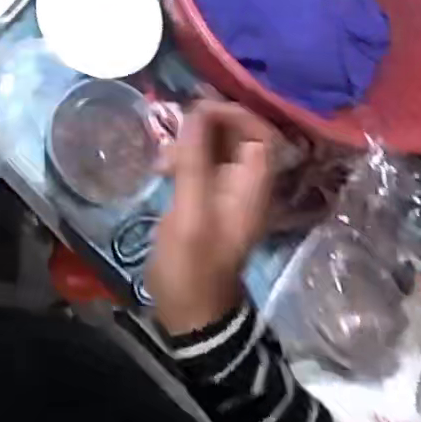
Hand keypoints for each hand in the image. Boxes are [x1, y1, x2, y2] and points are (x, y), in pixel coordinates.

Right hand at [148, 103, 275, 334]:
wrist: (190, 313)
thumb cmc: (192, 265)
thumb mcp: (190, 213)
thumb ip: (194, 163)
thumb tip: (195, 113)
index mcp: (252, 188)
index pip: (261, 135)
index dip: (235, 114)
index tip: (197, 107)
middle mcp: (244, 186)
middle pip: (238, 137)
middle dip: (207, 122)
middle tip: (173, 120)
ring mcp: (223, 193)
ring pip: (215, 148)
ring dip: (190, 140)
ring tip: (162, 151)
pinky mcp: (204, 199)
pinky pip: (199, 163)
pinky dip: (181, 156)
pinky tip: (159, 166)